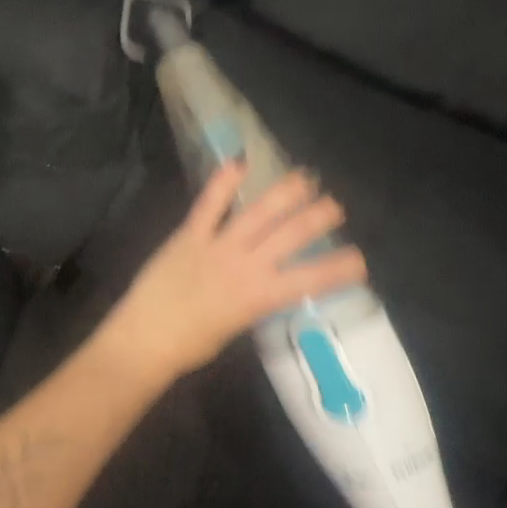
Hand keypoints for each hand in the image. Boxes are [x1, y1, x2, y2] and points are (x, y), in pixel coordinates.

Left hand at [100, 162, 366, 377]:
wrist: (146, 338)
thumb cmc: (190, 346)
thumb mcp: (235, 328)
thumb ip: (253, 303)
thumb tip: (264, 286)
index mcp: (261, 296)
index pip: (311, 279)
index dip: (340, 268)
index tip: (360, 261)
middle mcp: (246, 265)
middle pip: (291, 234)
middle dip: (318, 218)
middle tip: (335, 207)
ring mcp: (217, 245)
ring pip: (259, 212)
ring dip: (286, 193)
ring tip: (306, 178)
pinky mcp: (189, 234)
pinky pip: (209, 204)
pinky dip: (224, 181)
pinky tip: (240, 162)